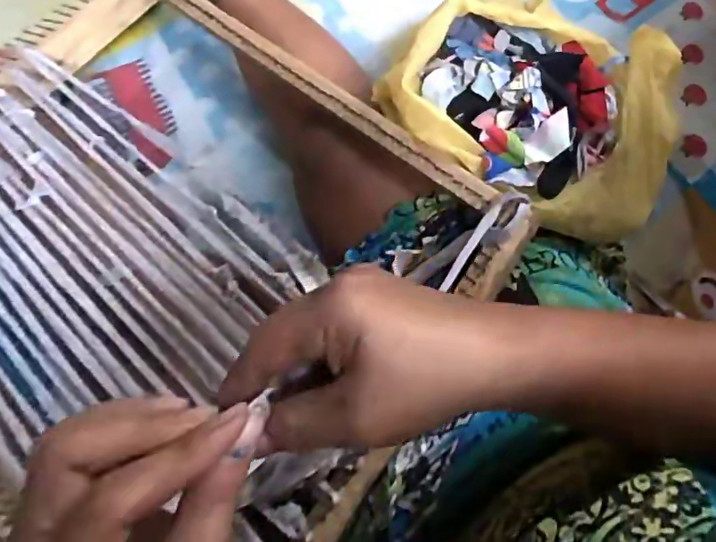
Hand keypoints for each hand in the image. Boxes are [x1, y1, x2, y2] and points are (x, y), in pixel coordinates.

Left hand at [12, 398, 263, 541]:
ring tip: (190, 422)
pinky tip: (167, 431)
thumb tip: (248, 423)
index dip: (180, 454)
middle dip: (144, 426)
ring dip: (137, 419)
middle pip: (67, 454)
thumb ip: (214, 500)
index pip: (111, 500)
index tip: (236, 420)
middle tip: (203, 420)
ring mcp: (30, 523)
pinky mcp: (49, 506)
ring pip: (67, 440)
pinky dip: (128, 424)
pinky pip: (76, 446)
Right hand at [217, 267, 510, 452]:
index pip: (261, 345)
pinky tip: (333, 389)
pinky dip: (324, 357)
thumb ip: (291, 424)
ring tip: (300, 416)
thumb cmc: (422, 382)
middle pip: (283, 332)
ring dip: (298, 371)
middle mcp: (343, 281)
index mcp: (330, 302)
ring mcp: (367, 283)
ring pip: (309, 329)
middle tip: (262, 431)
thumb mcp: (351, 416)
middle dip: (269, 381)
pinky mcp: (384, 294)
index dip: (238, 390)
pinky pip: (335, 324)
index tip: (223, 433)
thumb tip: (249, 433)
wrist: (492, 353)